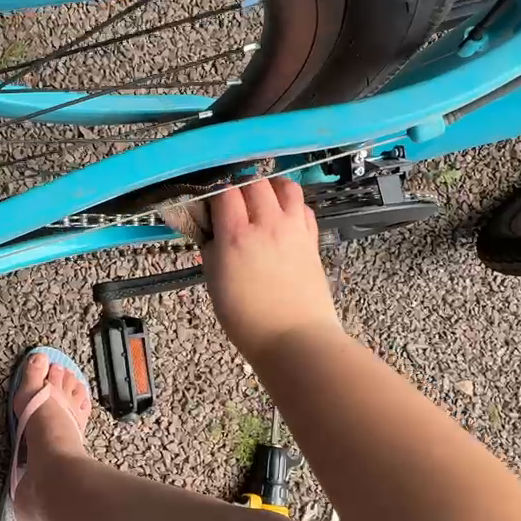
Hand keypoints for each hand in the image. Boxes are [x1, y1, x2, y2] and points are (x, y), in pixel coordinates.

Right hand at [201, 177, 340, 363]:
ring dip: (269, 186)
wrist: (292, 337)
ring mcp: (293, 229)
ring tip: (260, 198)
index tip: (209, 205)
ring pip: (284, 186)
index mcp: (236, 237)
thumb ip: (212, 250)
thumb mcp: (215, 283)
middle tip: (232, 202)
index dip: (214, 194)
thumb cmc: (246, 319)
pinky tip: (282, 216)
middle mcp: (266, 225)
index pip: (224, 193)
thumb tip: (211, 232)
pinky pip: (302, 206)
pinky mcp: (311, 239)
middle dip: (240, 186)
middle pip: (254, 183)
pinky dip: (290, 204)